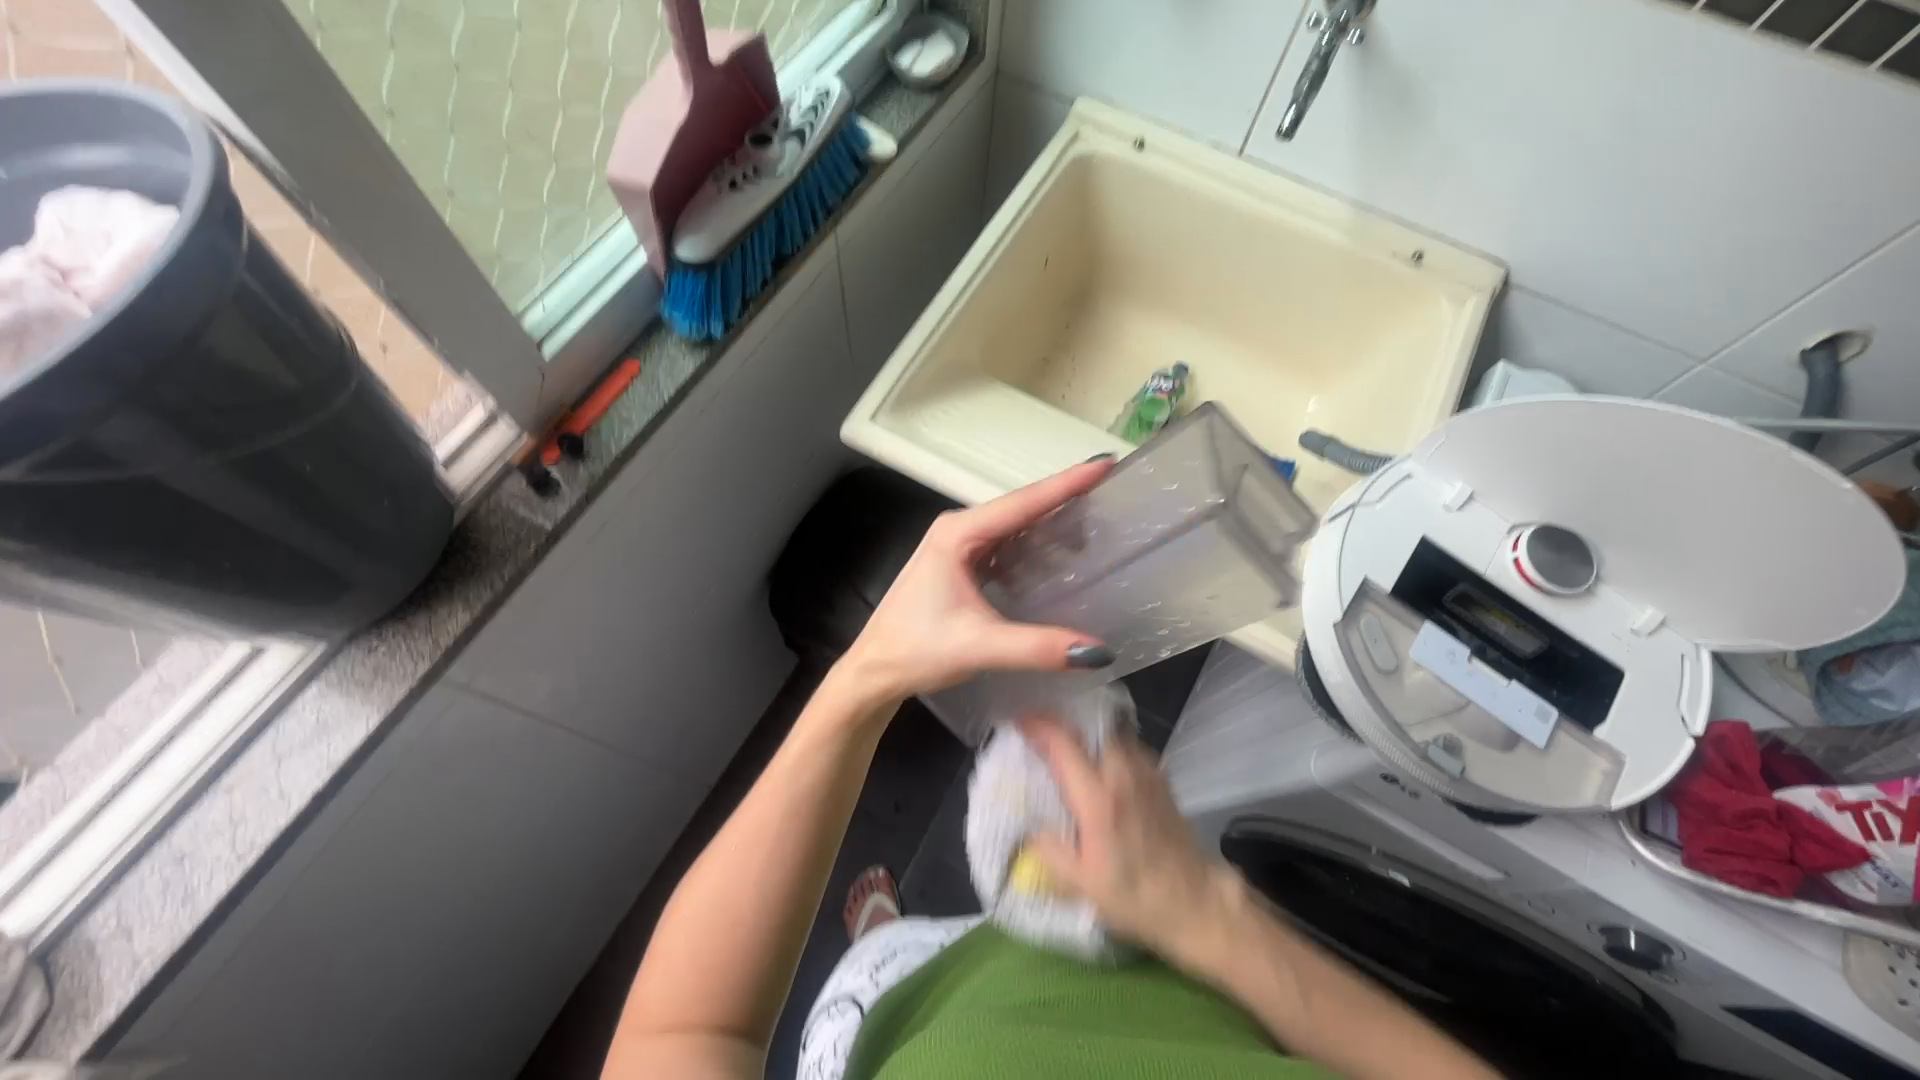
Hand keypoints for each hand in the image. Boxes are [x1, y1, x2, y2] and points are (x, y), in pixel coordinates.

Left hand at [839, 460, 1117, 702]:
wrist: (874, 671)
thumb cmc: (916, 650)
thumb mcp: (979, 647)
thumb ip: (1037, 647)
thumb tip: (1098, 651)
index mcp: (958, 534)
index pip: (1023, 502)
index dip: (1067, 483)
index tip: (1105, 462)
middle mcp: (958, 530)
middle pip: (1021, 508)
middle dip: (1066, 500)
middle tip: (1113, 494)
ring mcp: (958, 546)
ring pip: (1014, 527)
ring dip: (1051, 525)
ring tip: (1096, 525)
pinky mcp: (961, 565)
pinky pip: (1006, 547)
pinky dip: (1034, 549)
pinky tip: (1059, 560)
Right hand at [1020, 715, 1239, 962]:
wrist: (1196, 903)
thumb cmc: (1135, 896)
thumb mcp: (1080, 885)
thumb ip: (1047, 851)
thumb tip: (1029, 827)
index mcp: (1098, 798)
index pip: (1063, 744)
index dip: (1037, 726)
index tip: (1016, 720)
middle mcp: (1123, 774)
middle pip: (1090, 728)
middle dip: (1062, 722)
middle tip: (1038, 731)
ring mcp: (1147, 773)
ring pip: (1112, 734)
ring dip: (1088, 733)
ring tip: (1067, 745)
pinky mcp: (1162, 780)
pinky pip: (1130, 747)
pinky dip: (1110, 746)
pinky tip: (1101, 765)